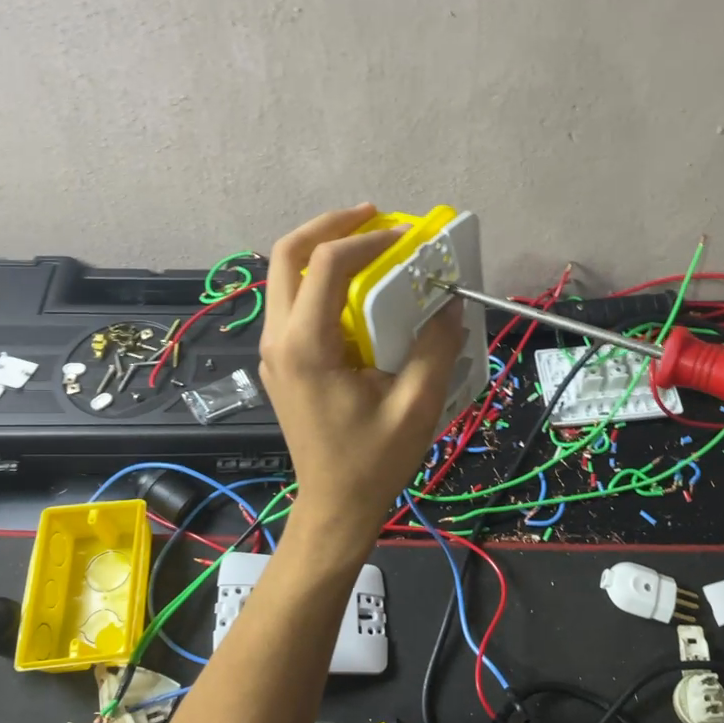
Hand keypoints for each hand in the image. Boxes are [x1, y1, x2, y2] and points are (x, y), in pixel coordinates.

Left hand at [259, 204, 466, 545]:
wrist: (334, 506)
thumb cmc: (373, 462)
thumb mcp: (417, 406)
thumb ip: (436, 348)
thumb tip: (449, 304)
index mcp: (307, 347)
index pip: (325, 265)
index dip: (369, 240)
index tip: (408, 237)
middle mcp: (279, 340)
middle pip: (286, 254)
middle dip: (330, 225)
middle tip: (374, 217)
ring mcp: (274, 351)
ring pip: (283, 275)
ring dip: (322, 249)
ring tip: (369, 243)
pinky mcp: (281, 362)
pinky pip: (292, 302)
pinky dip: (320, 279)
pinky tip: (358, 289)